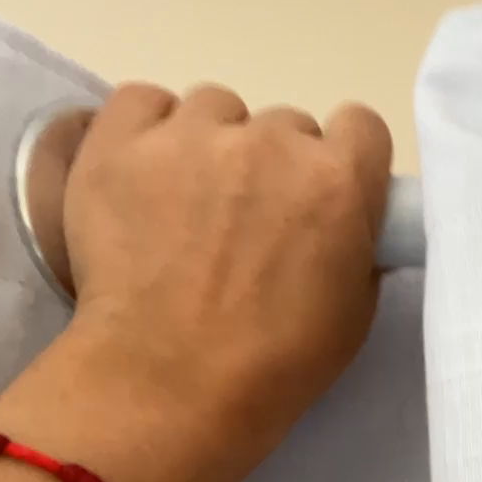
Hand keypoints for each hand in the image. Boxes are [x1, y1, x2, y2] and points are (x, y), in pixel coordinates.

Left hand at [0, 84, 392, 481]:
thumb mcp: (358, 308)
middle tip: (263, 219)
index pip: (364, 126)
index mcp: (341, 184)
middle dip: (284, 165)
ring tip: (200, 201)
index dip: (353, 158)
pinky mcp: (118, 140)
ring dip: (221, 146)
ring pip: (220, 109)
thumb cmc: (284, 358)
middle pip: (290, 125)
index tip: (338, 191)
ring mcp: (191, 135)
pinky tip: (155, 175)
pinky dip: (156, 130)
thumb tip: (345, 222)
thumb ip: (357, 244)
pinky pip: (146, 102)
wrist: (177, 379)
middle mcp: (273, 142)